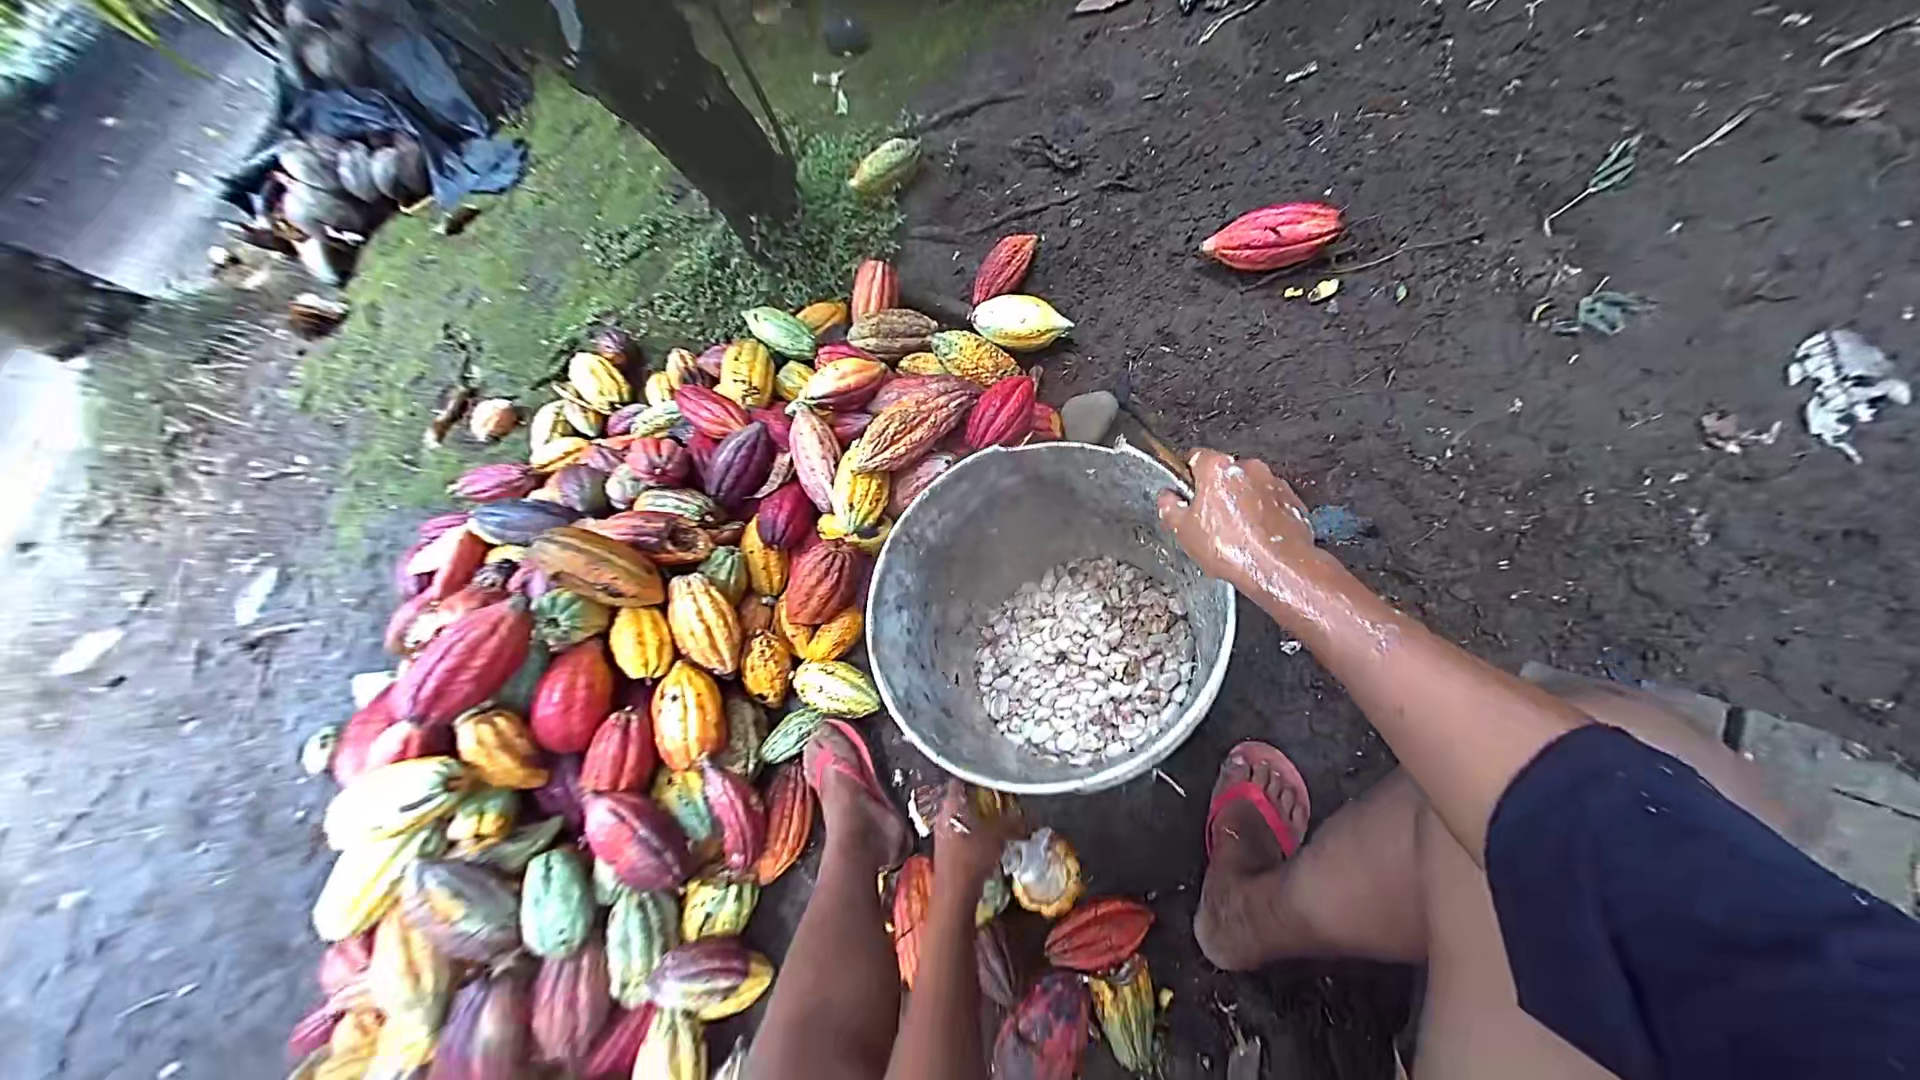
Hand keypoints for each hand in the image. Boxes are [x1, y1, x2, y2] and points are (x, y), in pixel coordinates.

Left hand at [931, 780, 1023, 886]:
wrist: (954, 895)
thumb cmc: (971, 860)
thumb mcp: (996, 837)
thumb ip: (1010, 823)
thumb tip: (1025, 816)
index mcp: (950, 805)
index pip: (960, 780)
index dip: (975, 775)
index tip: (990, 774)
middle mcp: (942, 815)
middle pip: (960, 797)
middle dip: (979, 795)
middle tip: (997, 793)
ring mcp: (942, 831)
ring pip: (960, 814)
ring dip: (976, 813)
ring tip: (996, 813)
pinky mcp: (946, 847)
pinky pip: (960, 828)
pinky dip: (973, 827)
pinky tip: (987, 834)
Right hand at [1156, 449, 1324, 594]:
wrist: (1278, 568)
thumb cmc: (1234, 548)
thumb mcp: (1183, 530)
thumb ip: (1168, 506)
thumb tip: (1167, 498)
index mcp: (1218, 468)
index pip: (1195, 456)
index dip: (1186, 474)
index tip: (1184, 490)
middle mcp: (1249, 468)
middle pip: (1222, 473)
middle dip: (1214, 492)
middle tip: (1205, 520)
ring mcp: (1273, 483)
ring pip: (1246, 488)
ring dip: (1238, 504)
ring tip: (1232, 534)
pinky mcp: (1291, 500)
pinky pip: (1267, 502)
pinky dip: (1260, 515)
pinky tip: (1252, 538)